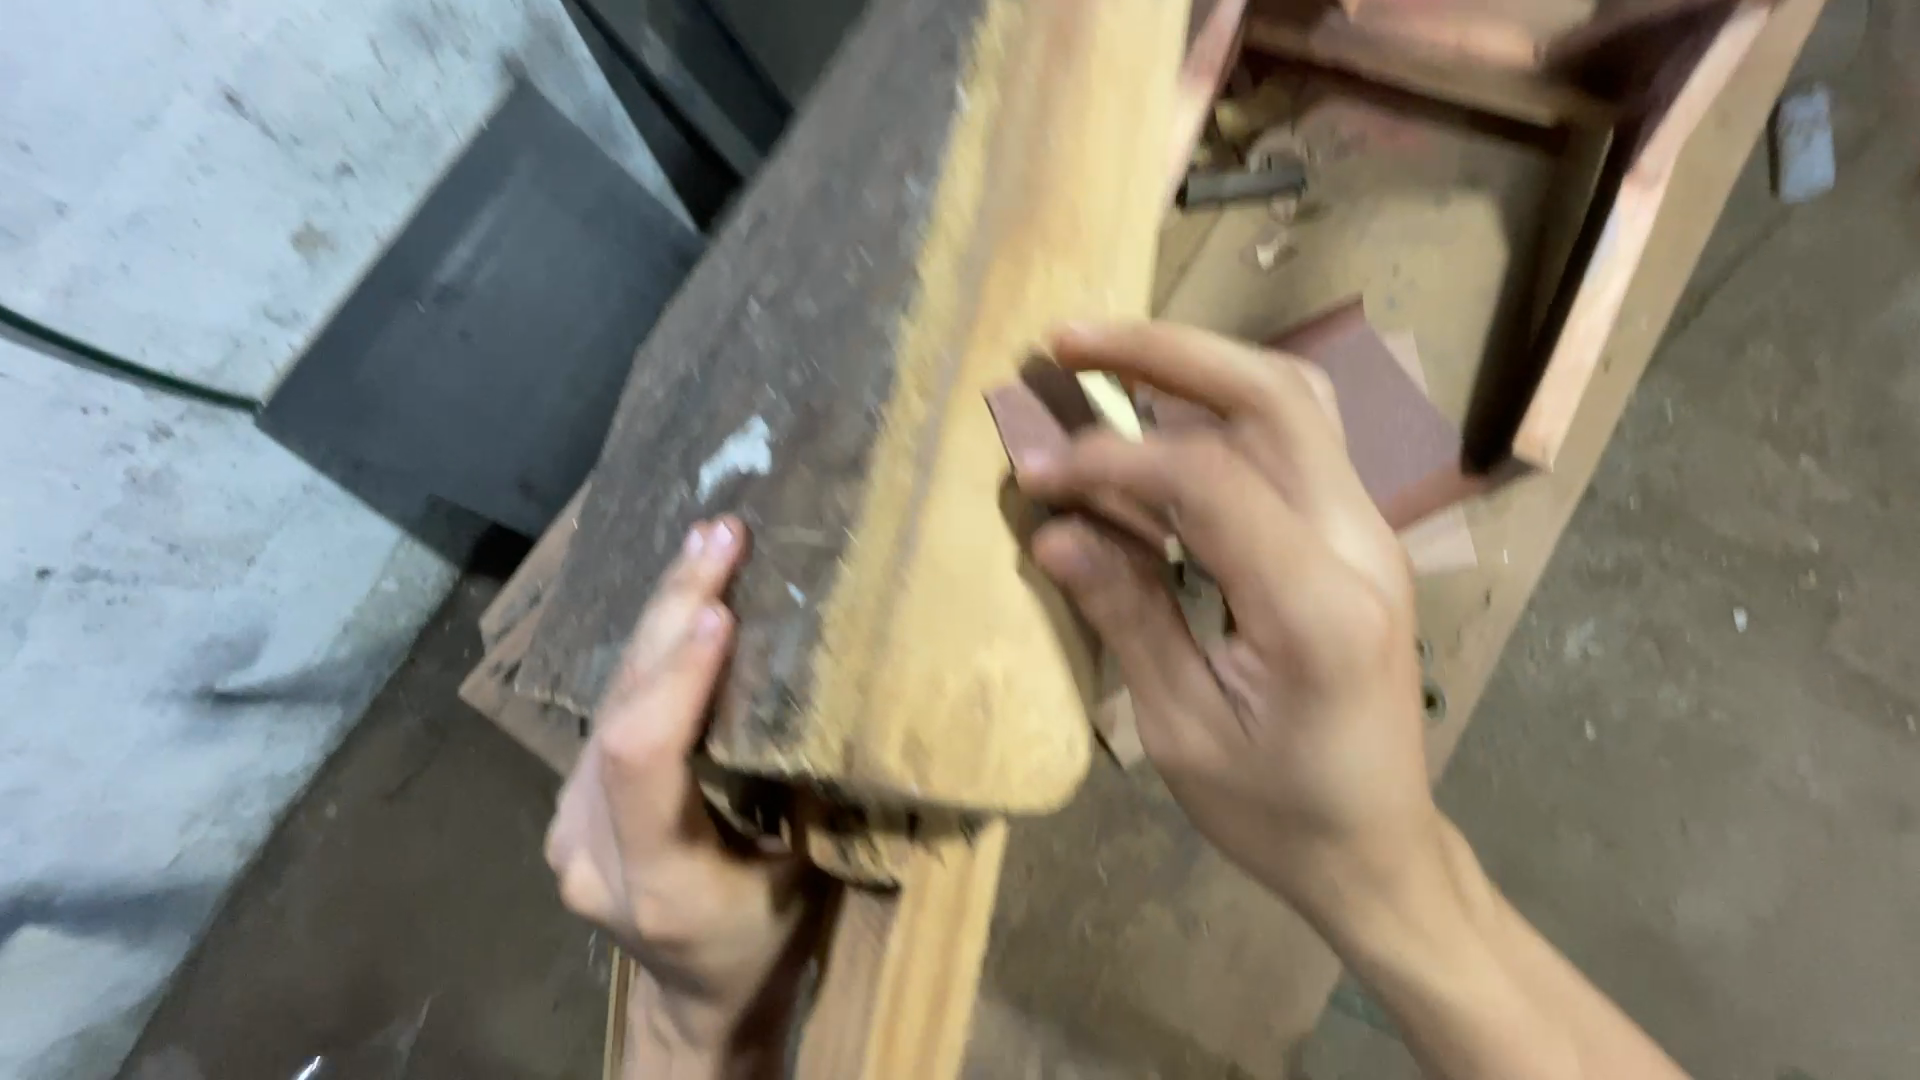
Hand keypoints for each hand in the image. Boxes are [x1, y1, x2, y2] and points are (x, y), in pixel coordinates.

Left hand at [545, 517, 820, 1073]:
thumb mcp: (806, 878)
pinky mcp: (570, 806)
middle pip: (614, 711)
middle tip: (717, 536)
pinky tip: (681, 600)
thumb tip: (833, 692)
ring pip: (604, 701)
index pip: (645, 761)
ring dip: (657, 619)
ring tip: (705, 547)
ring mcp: (565, 826)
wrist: (697, 1006)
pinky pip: (608, 711)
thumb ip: (806, 794)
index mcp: (656, 879)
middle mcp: (587, 848)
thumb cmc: (768, 944)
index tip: (718, 610)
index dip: (677, 680)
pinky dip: (650, 652)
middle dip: (669, 612)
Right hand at [1013, 322, 1444, 929]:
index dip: (1111, 460)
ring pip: (1291, 402)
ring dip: (1193, 368)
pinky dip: (1212, 416)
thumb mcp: (1180, 729)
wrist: (1377, 848)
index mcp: (1316, 607)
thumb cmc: (1277, 810)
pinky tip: (1151, 424)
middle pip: (1274, 397)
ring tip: (1103, 361)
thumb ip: (1125, 616)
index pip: (1208, 481)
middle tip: (1069, 341)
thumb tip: (1054, 531)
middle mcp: (1357, 546)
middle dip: (1165, 354)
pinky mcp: (1351, 537)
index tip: (1038, 472)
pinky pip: (1287, 444)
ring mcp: (1365, 533)